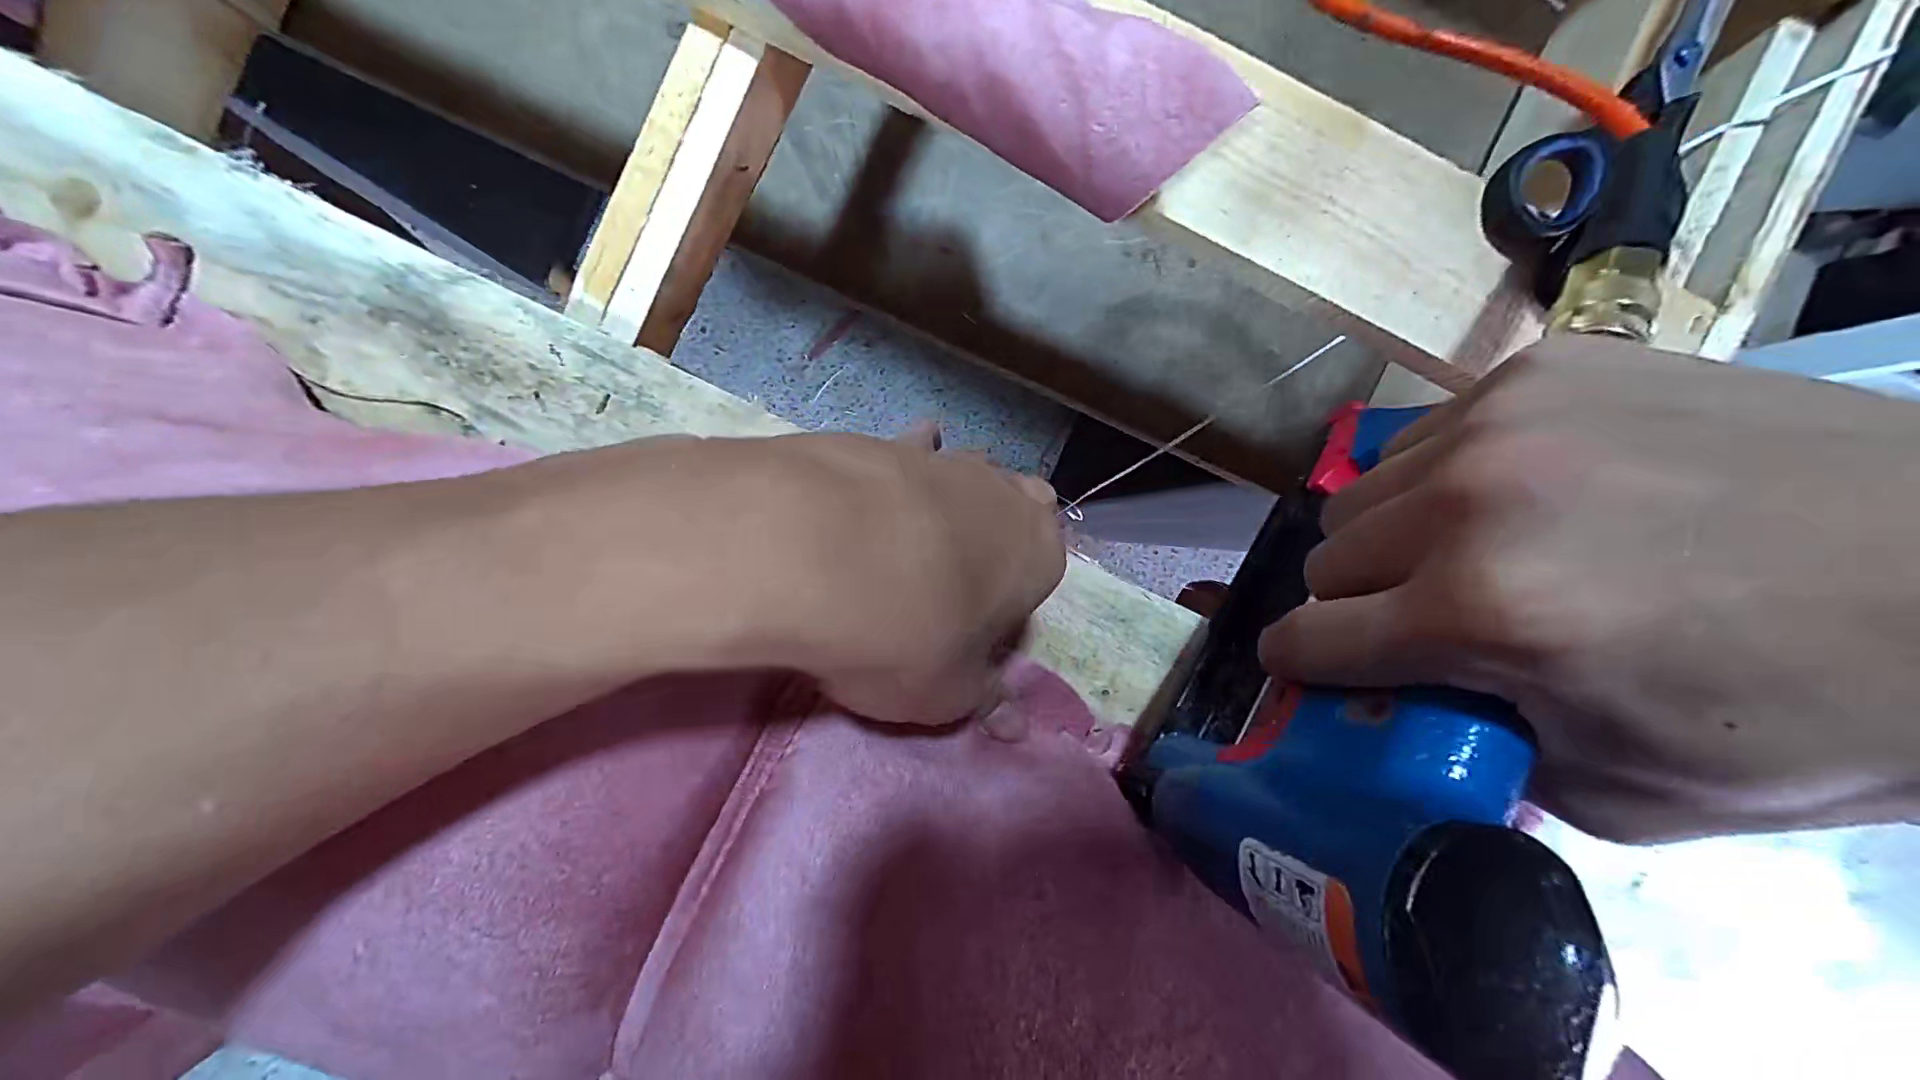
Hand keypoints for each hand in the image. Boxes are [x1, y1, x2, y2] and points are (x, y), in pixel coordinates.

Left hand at [508, 428, 1064, 727]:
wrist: (814, 554)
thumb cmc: (907, 635)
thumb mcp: (948, 692)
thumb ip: (984, 700)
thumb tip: (1015, 727)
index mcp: (1036, 550)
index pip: (1041, 571)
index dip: (1011, 598)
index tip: (975, 624)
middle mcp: (999, 492)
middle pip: (1005, 511)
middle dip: (986, 535)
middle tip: (947, 577)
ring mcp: (937, 461)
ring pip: (952, 477)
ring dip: (939, 501)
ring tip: (900, 536)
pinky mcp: (877, 441)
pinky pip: (893, 458)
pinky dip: (885, 475)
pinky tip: (858, 489)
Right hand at [1259, 336, 1919, 841]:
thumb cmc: (1812, 709)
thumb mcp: (1618, 788)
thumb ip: (1470, 744)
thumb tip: (1396, 704)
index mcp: (1482, 614)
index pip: (1304, 639)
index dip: (1301, 666)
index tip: (1315, 671)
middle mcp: (1466, 503)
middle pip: (1324, 561)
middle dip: (1355, 604)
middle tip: (1423, 621)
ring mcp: (1500, 420)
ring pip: (1360, 495)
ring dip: (1391, 538)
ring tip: (1472, 552)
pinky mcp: (1541, 368)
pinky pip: (1423, 438)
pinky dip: (1441, 478)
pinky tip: (1524, 491)